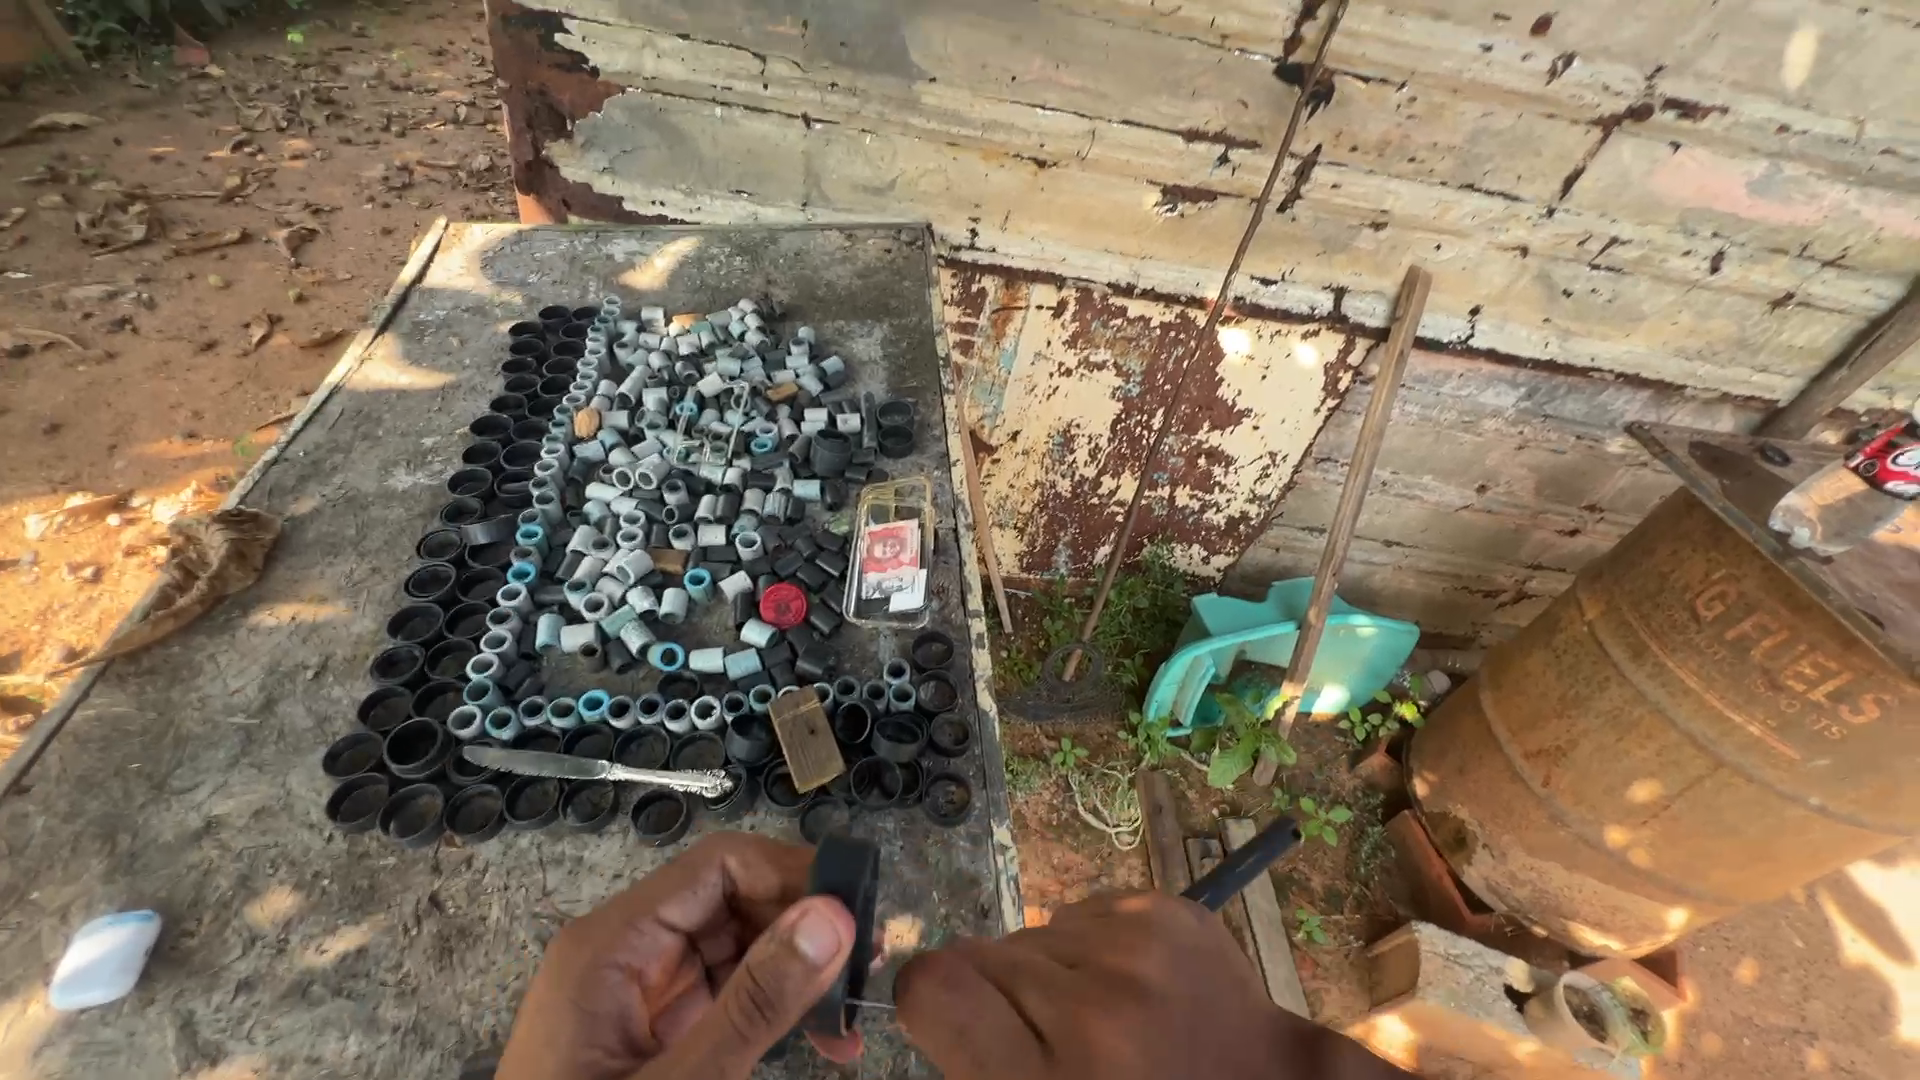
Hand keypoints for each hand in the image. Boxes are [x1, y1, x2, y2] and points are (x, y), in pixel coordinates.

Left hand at [496, 832, 858, 1079]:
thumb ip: (754, 1004)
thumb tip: (834, 916)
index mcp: (615, 941)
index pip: (719, 865)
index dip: (791, 873)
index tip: (855, 908)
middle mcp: (631, 949)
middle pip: (735, 899)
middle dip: (805, 925)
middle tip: (871, 960)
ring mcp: (647, 990)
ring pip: (742, 944)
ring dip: (801, 971)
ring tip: (856, 1007)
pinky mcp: (663, 1028)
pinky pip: (732, 993)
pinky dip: (778, 1008)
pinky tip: (825, 1038)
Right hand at [895, 891, 1414, 1079]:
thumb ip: (982, 1056)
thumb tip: (932, 988)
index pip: (935, 987)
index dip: (927, 996)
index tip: (953, 1016)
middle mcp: (1095, 1005)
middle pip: (982, 954)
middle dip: (1004, 994)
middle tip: (1051, 1038)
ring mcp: (1138, 947)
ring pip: (1035, 929)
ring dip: (1053, 967)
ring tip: (1104, 1014)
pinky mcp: (1167, 908)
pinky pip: (1083, 910)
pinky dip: (1094, 945)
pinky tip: (1133, 983)